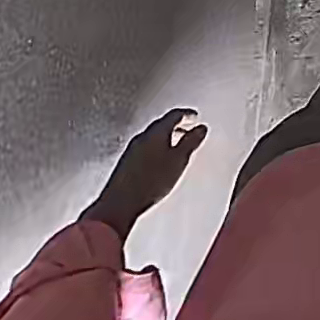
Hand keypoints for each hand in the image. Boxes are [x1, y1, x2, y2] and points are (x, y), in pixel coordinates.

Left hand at [79, 108, 207, 239]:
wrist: (119, 205)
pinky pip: (145, 149)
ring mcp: (132, 150)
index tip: (194, 116)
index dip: (187, 115)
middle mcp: (142, 137)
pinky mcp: (125, 164)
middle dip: (176, 126)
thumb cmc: (149, 182)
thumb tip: (201, 129)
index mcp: (156, 131)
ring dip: (166, 139)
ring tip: (175, 147)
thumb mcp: (178, 160)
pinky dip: (156, 149)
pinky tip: (158, 161)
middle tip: (188, 129)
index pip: (174, 115)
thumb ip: (191, 142)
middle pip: (162, 125)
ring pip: (152, 137)